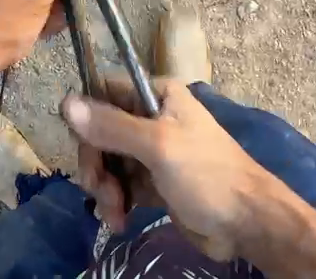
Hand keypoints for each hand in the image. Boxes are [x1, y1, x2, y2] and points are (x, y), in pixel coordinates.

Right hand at [63, 82, 271, 260]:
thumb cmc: (208, 174)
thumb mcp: (158, 145)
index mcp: (155, 94)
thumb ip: (112, 125)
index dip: (87, 116)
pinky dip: (116, 202)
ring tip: (114, 213)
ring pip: (109, 160)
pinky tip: (120, 221)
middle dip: (96, 162)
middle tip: (97, 189)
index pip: (104, 91)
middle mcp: (151, 115)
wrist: (249, 225)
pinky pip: (122, 184)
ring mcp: (153, 150)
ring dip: (104, 187)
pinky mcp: (155, 181)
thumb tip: (65, 102)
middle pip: (102, 130)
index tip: (81, 144)